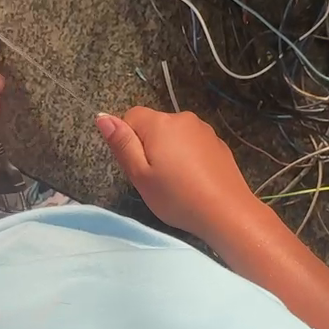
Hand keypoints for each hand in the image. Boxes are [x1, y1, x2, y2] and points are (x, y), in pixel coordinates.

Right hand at [96, 107, 264, 240]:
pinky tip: (194, 181)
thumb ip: (122, 144)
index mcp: (160, 124)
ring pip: (174, 135)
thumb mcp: (140, 176)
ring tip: (176, 182)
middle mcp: (183, 118)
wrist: (227, 212)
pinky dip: (188, 157)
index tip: (138, 167)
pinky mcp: (218, 143)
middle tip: (155, 179)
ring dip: (169, 152)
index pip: (131, 116)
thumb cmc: (177, 197)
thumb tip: (102, 117)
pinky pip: (192, 144)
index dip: (128, 140)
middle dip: (149, 147)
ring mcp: (204, 130)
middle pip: (154, 125)